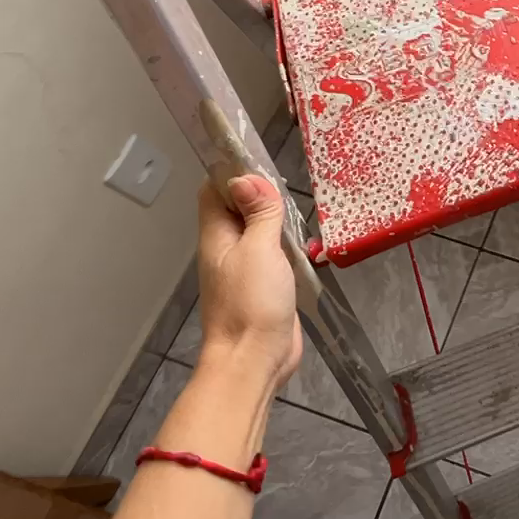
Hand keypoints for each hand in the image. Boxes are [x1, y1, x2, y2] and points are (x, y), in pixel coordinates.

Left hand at [195, 174, 303, 391]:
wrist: (255, 361)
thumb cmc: (252, 303)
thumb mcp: (259, 250)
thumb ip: (258, 214)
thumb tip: (247, 177)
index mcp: (216, 237)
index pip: (214, 191)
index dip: (232, 172)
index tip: (259, 157)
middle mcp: (226, 248)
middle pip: (236, 208)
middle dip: (259, 192)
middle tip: (287, 182)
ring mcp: (245, 267)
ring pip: (257, 229)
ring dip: (275, 217)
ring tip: (298, 205)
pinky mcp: (264, 284)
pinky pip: (272, 251)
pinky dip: (286, 241)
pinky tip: (304, 239)